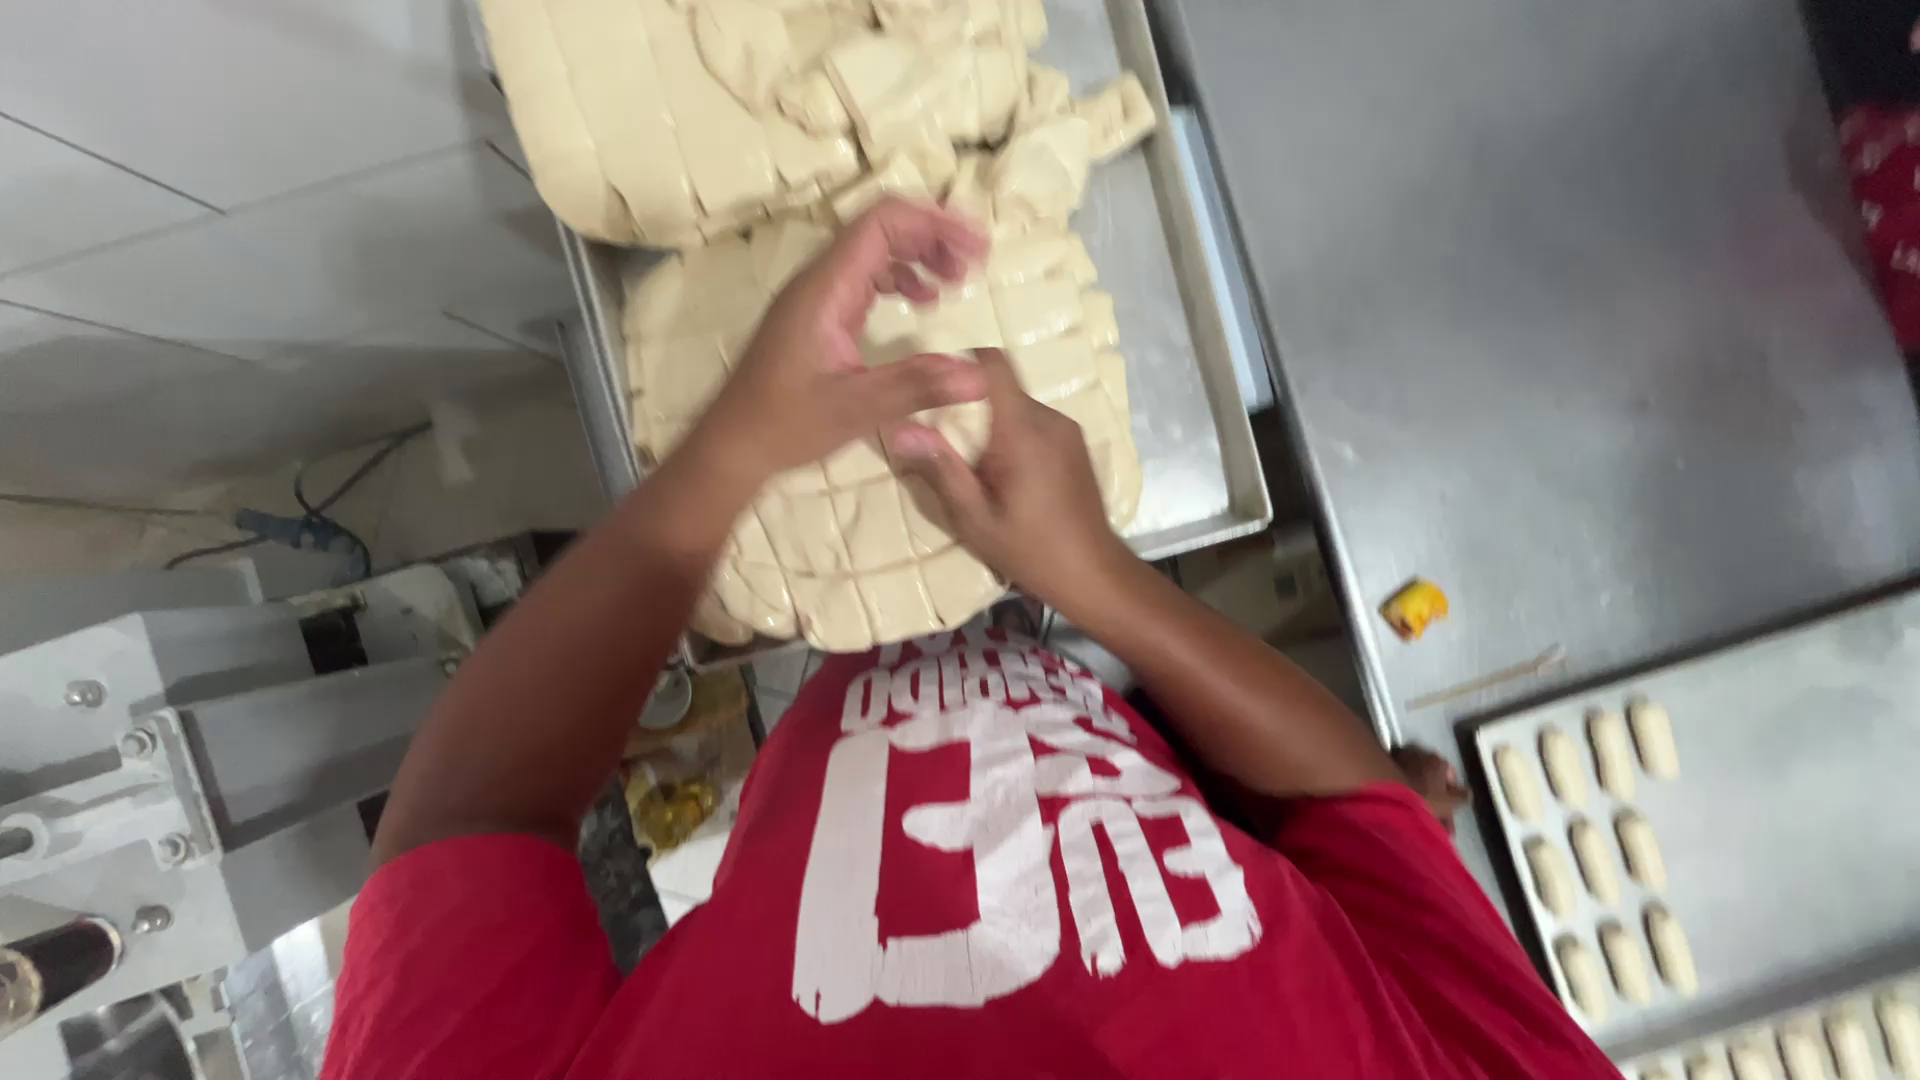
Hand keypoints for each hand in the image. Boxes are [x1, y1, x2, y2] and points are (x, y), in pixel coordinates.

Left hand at [689, 198, 990, 486]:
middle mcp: (819, 282)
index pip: (881, 224)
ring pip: (873, 252)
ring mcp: (817, 298)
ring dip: (919, 257)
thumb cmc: (784, 425)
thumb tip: (978, 378)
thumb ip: (916, 387)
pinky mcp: (819, 317)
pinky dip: (900, 281)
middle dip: (933, 237)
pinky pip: (865, 280)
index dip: (934, 224)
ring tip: (957, 282)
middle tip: (975, 265)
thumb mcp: (855, 409)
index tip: (976, 248)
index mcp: (825, 290)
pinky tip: (923, 304)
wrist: (733, 445)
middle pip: (880, 229)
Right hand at [886, 347, 1133, 608]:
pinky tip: (1007, 478)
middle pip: (1001, 389)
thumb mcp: (974, 518)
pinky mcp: (1076, 444)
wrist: (1092, 573)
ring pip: (1017, 407)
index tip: (933, 388)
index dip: (960, 364)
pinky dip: (1014, 438)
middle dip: (970, 409)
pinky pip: (1035, 425)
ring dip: (993, 427)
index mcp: (1024, 432)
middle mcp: (1050, 419)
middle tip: (946, 447)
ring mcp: (1068, 430)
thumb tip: (901, 428)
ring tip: (978, 470)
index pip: (993, 364)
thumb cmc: (1030, 550)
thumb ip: (941, 469)